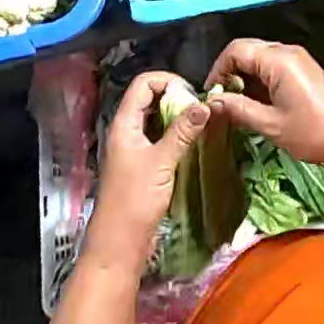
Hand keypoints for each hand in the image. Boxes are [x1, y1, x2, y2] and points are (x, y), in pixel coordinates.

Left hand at [85, 72, 208, 274]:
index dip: (167, 81)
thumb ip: (182, 132)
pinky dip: (172, 134)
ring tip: (199, 121)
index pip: (143, 84)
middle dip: (173, 97)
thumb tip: (204, 104)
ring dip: (174, 116)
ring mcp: (132, 146)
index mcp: (124, 122)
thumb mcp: (161, 162)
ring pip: (153, 118)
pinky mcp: (140, 164)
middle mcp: (125, 129)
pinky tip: (190, 142)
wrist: (119, 243)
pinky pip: (156, 137)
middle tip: (200, 107)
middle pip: (148, 98)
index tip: (192, 93)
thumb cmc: (135, 199)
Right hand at [206, 39, 323, 170]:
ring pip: (258, 58)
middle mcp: (285, 51)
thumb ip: (239, 110)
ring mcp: (296, 59)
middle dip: (229, 72)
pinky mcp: (302, 70)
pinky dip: (259, 80)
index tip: (212, 94)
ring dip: (244, 77)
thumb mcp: (272, 125)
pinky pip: (272, 66)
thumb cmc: (315, 132)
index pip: (235, 51)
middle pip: (245, 50)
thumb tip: (212, 103)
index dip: (218, 70)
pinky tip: (257, 102)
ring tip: (237, 103)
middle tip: (222, 98)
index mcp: (277, 59)